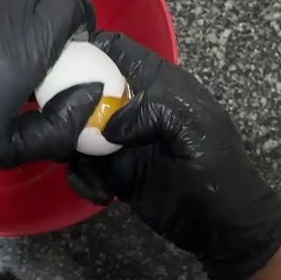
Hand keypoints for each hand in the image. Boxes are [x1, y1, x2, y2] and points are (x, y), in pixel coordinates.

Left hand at [0, 0, 103, 195]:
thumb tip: (92, 90)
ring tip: (3, 34)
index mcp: (23, 45)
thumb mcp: (13, 148)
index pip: (71, 3)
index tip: (73, 41)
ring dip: (16, 1)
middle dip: (52, 4)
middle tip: (42, 35)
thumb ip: (64, 122)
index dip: (79, 19)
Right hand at [68, 32, 280, 279]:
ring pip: (78, 132)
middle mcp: (135, 107)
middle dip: (67, 109)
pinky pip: (84, 167)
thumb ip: (153, 110)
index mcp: (159, 84)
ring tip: (94, 174)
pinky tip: (104, 194)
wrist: (224, 228)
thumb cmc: (218, 173)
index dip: (84, 51)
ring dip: (74, 152)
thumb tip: (108, 126)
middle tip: (65, 134)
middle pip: (84, 90)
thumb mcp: (195, 129)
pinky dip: (85, 180)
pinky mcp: (116, 173)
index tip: (56, 68)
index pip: (114, 50)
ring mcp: (123, 142)